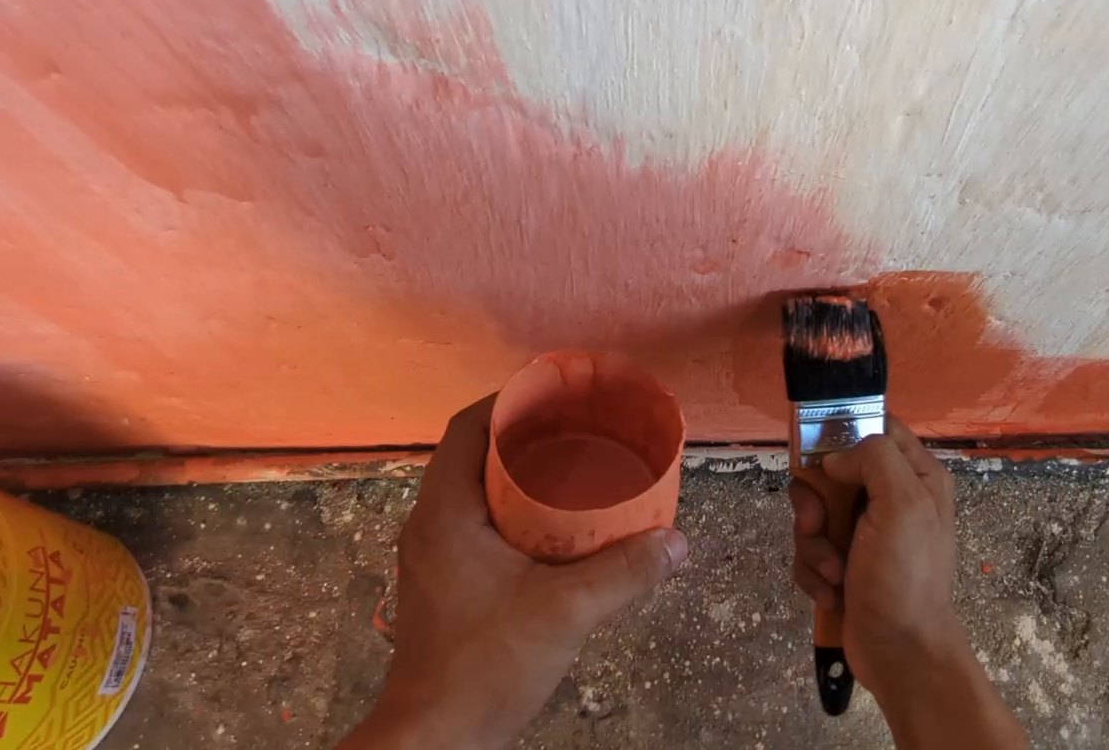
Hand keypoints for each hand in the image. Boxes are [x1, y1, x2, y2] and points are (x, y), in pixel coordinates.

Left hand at [341, 395, 688, 749]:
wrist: (434, 741)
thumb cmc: (486, 664)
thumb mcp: (564, 612)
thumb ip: (623, 573)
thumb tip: (678, 542)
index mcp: (444, 511)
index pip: (466, 427)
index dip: (507, 400)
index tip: (553, 393)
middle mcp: (429, 521)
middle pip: (470, 451)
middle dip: (519, 432)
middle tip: (573, 426)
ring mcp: (431, 552)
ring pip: (470, 486)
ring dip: (513, 469)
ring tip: (567, 464)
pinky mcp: (440, 578)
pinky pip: (472, 517)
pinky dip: (508, 504)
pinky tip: (548, 522)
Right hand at [790, 417, 1028, 748]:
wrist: (901, 654)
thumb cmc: (906, 576)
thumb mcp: (903, 504)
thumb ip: (873, 458)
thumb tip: (833, 459)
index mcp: (915, 474)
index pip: (874, 424)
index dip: (844, 433)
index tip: (825, 457)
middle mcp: (888, 495)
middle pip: (829, 469)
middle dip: (815, 502)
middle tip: (819, 525)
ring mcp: (863, 530)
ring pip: (812, 510)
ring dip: (813, 544)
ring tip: (833, 573)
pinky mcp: (842, 560)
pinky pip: (809, 547)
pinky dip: (813, 570)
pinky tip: (832, 591)